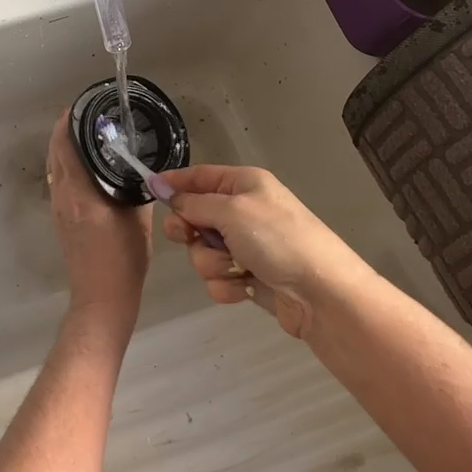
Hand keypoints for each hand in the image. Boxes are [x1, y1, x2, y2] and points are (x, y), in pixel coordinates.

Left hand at [44, 110, 150, 320]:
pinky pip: (58, 181)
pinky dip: (65, 165)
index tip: (79, 107)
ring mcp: (58, 209)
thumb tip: (140, 166)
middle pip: (55, 154)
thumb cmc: (124, 260)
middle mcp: (63, 197)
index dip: (68, 124)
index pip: (66, 149)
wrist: (102, 298)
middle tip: (82, 114)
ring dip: (62, 148)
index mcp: (81, 195)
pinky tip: (82, 164)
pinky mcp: (59, 220)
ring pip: (54, 168)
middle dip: (64, 131)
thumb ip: (138, 188)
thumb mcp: (139, 220)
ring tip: (82, 133)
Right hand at [155, 165, 368, 339]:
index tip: (149, 191)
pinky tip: (246, 288)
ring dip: (213, 263)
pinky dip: (227, 285)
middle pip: (195, 217)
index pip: (200, 176)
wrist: (322, 294)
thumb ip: (193, 202)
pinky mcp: (249, 278)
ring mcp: (247, 247)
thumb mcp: (232, 211)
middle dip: (192, 232)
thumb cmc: (278, 239)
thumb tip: (160, 185)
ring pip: (202, 252)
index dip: (175, 183)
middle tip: (192, 237)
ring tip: (238, 268)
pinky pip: (217, 279)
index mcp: (245, 185)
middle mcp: (244, 212)